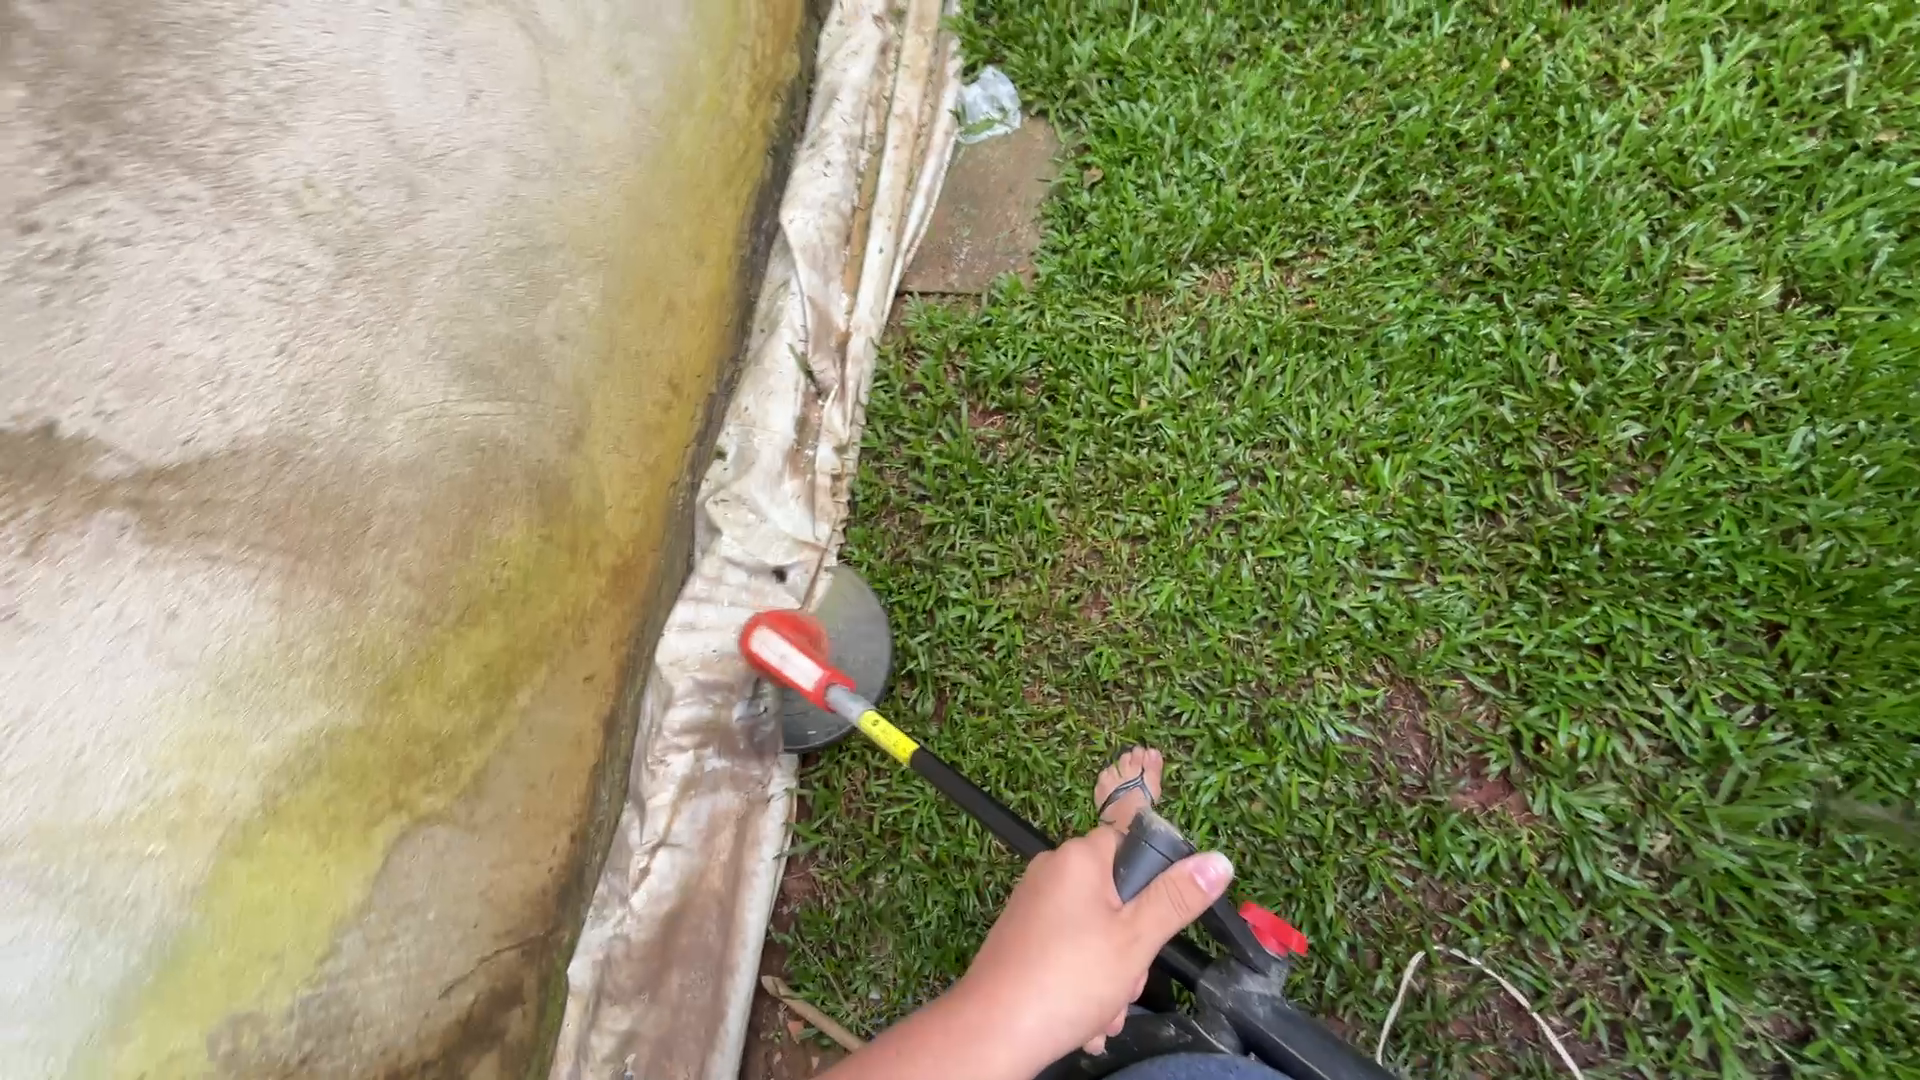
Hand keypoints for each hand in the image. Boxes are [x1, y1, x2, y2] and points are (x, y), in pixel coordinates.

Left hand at [950, 825, 1232, 1068]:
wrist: (993, 1029)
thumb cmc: (1069, 978)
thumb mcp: (1136, 940)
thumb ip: (1177, 899)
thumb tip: (1218, 860)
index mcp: (1079, 856)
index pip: (1130, 844)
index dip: (1153, 884)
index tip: (1154, 925)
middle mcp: (1053, 868)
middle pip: (1116, 894)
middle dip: (1131, 945)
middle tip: (1127, 979)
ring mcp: (1034, 900)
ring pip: (1096, 929)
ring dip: (1110, 973)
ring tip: (1103, 1008)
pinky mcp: (1023, 932)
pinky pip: (1069, 946)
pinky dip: (1082, 978)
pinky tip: (1084, 1015)